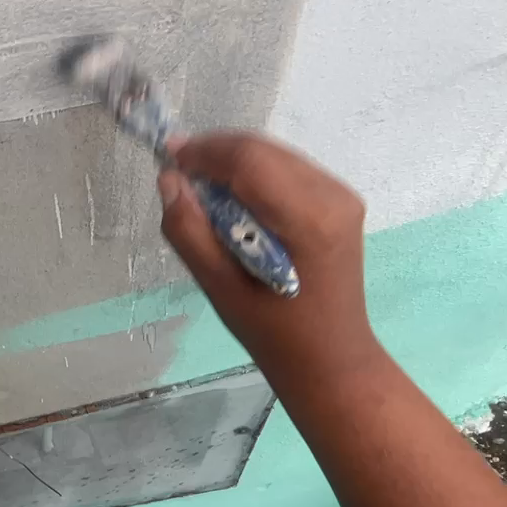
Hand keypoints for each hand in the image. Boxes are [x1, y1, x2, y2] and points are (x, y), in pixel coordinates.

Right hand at [157, 132, 382, 387]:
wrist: (329, 355)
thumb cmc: (271, 329)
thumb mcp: (217, 285)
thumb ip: (189, 229)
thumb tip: (169, 179)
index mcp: (306, 219)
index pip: (248, 159)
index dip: (203, 151)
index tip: (166, 158)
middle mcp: (331, 196)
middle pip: (261, 150)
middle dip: (214, 153)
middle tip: (176, 173)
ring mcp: (340, 196)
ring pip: (272, 154)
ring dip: (230, 163)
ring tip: (198, 190)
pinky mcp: (337, 200)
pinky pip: (284, 169)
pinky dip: (250, 174)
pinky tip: (230, 201)